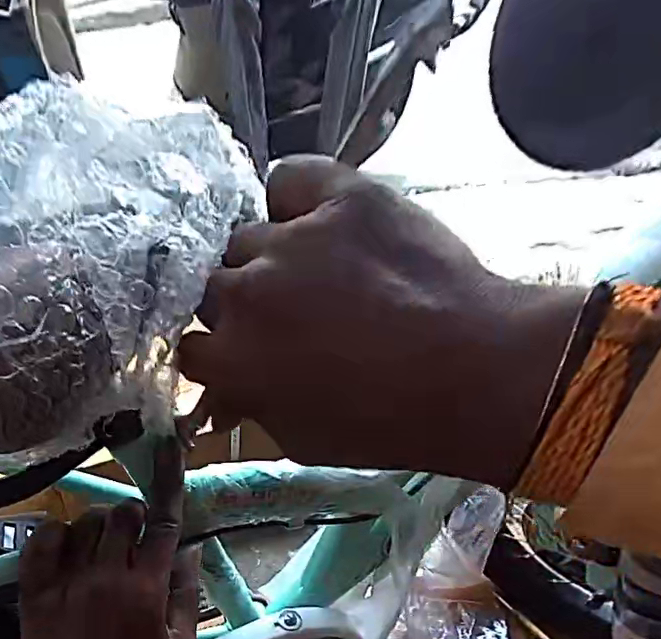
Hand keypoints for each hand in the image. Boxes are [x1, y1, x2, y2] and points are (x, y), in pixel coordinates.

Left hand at [19, 439, 199, 638]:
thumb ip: (185, 595)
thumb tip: (188, 550)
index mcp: (145, 591)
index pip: (161, 527)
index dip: (167, 494)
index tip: (168, 468)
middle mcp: (106, 577)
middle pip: (120, 517)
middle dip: (130, 514)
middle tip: (131, 529)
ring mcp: (67, 582)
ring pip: (83, 524)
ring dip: (96, 525)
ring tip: (98, 542)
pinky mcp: (35, 590)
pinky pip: (41, 540)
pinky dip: (54, 532)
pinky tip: (63, 541)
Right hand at [179, 156, 586, 487]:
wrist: (472, 372)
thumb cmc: (380, 422)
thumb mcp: (297, 438)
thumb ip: (249, 406)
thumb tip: (225, 394)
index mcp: (232, 359)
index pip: (188, 347)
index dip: (211, 353)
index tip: (233, 355)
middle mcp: (247, 294)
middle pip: (209, 288)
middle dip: (232, 307)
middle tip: (271, 316)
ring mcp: (292, 240)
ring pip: (244, 238)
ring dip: (262, 258)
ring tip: (303, 269)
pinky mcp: (342, 196)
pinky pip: (287, 179)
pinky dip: (291, 197)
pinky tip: (310, 217)